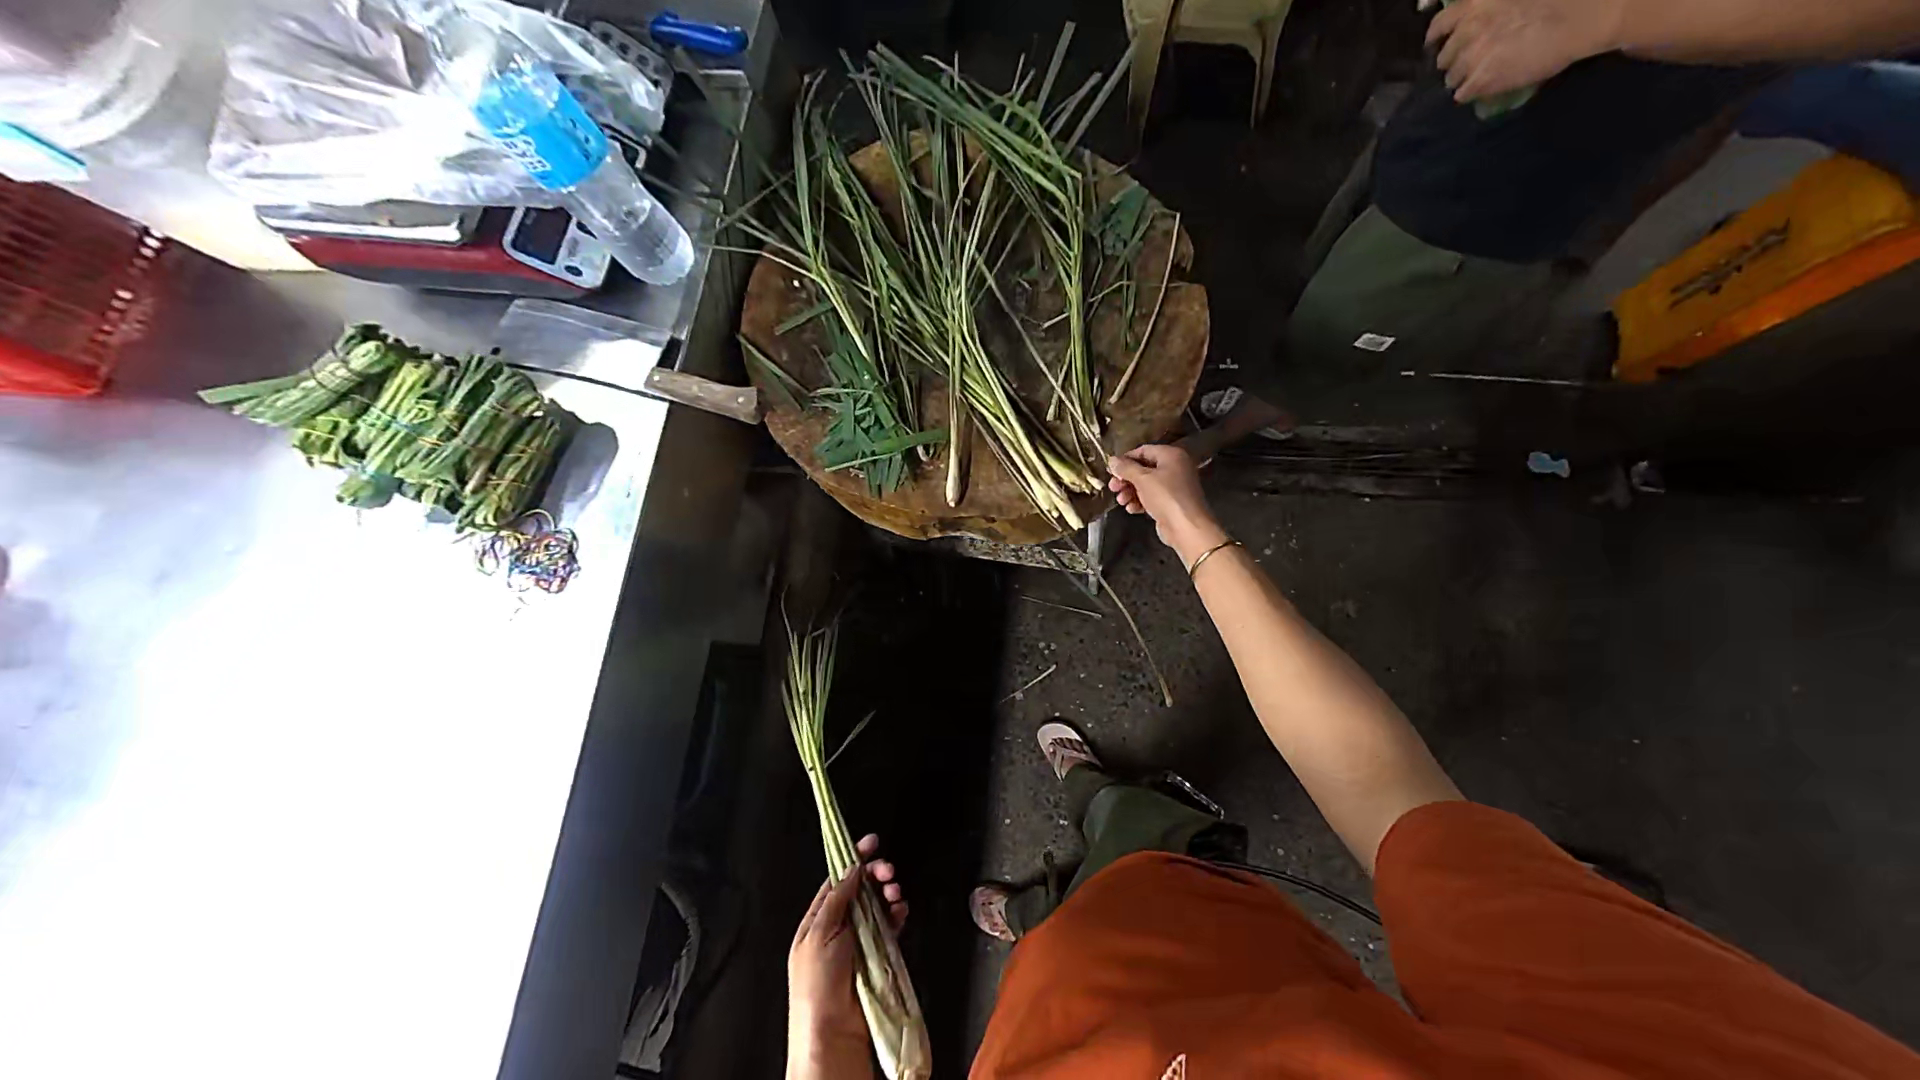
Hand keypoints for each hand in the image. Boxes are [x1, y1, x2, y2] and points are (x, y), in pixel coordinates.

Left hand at [786, 834, 906, 1079]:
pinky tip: (901, 909)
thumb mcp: (819, 934)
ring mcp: (858, 942)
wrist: (832, 1034)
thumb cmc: (818, 984)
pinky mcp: (876, 956)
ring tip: (895, 892)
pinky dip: (896, 915)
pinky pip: (889, 927)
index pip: (837, 880)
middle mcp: (838, 927)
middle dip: (875, 875)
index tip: (871, 842)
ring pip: (877, 906)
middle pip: (860, 890)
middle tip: (888, 870)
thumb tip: (850, 869)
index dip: (853, 859)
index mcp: (817, 919)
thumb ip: (837, 899)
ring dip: (887, 893)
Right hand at [1108, 444, 1228, 565]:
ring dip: (1130, 492)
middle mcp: (1174, 468)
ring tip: (1121, 501)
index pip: (1143, 451)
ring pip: (1146, 485)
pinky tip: (1132, 509)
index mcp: (1171, 455)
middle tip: (1113, 488)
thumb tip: (1112, 460)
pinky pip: (1151, 498)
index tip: (1111, 471)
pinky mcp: (1170, 503)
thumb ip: (1126, 468)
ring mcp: (1173, 486)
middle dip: (1126, 479)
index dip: (1125, 459)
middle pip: (1143, 468)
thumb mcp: (1142, 479)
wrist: (1186, 527)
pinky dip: (1140, 502)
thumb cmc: (1166, 497)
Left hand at [1421, 0, 1623, 103]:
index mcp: (1476, 4)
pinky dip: (1470, 92)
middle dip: (1455, 59)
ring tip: (1479, 74)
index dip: (1436, 37)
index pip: (1439, 25)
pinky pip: (1462, 94)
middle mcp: (1467, 30)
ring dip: (1462, 77)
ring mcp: (1472, 57)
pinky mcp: (1481, 79)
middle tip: (1470, 60)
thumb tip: (1473, 17)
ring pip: (1451, 78)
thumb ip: (1488, 4)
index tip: (1437, 44)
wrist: (1587, 13)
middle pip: (1445, 56)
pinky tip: (1482, 87)